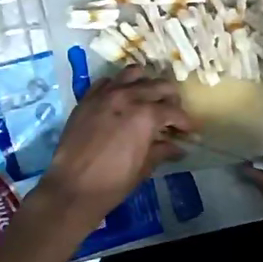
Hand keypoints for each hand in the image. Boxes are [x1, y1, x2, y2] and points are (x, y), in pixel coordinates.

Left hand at [37, 67, 194, 227]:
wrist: (73, 188)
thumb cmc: (114, 181)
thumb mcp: (145, 167)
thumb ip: (163, 150)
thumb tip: (178, 147)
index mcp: (146, 115)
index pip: (175, 111)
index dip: (186, 122)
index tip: (190, 131)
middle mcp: (128, 97)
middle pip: (159, 85)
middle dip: (171, 99)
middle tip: (173, 114)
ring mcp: (105, 95)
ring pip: (133, 74)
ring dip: (146, 84)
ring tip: (148, 99)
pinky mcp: (87, 99)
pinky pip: (108, 82)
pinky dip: (119, 86)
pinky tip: (122, 101)